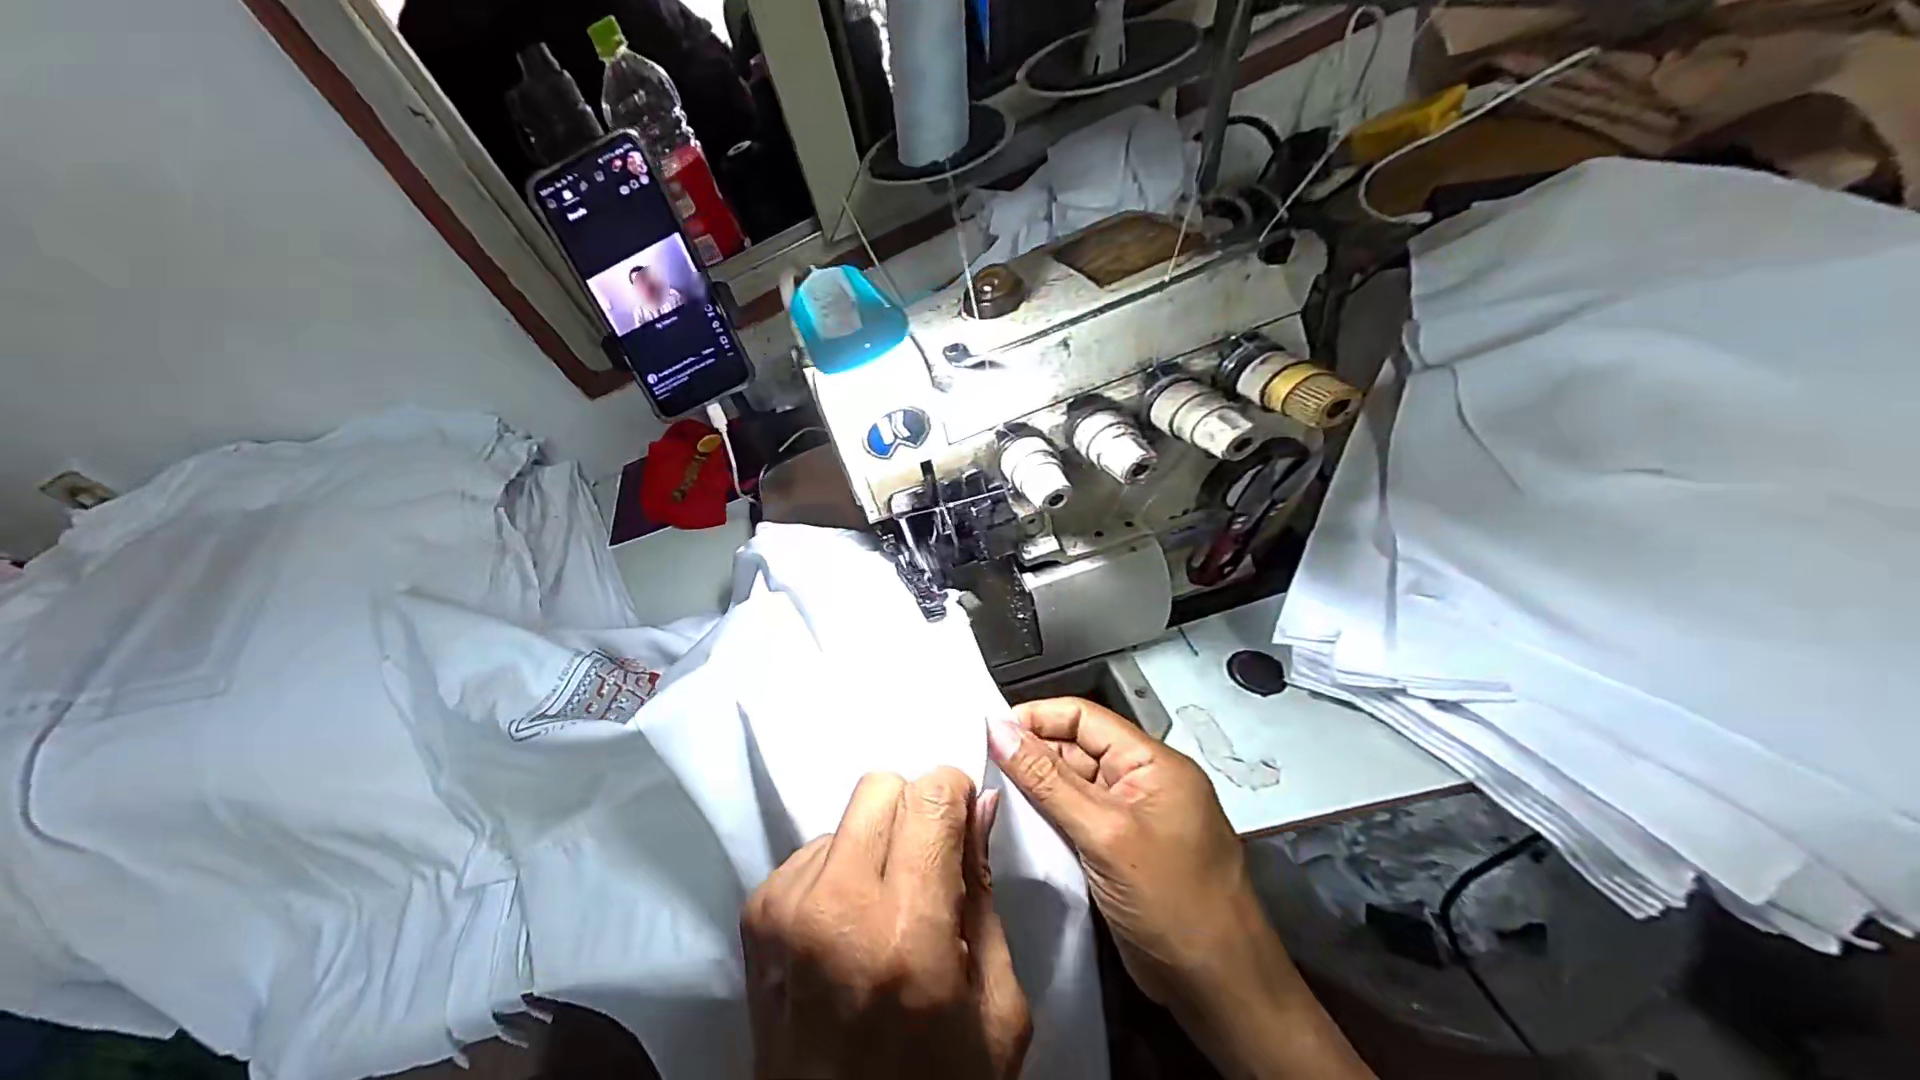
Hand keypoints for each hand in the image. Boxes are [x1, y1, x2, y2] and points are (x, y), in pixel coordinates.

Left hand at [741, 768, 1030, 1079]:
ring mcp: (785, 906)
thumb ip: (984, 892)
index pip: (929, 798)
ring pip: (849, 815)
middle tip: (928, 865)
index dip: (956, 795)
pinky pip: (816, 848)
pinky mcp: (757, 911)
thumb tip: (981, 805)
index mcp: (904, 934)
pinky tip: (849, 926)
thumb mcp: (995, 1008)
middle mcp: (834, 907)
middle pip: (880, 787)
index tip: (964, 819)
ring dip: (876, 843)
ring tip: (883, 910)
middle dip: (914, 811)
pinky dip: (841, 869)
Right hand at [986, 698, 1257, 1004]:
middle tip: (985, 765)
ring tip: (994, 792)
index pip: (1085, 717)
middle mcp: (1142, 782)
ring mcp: (1131, 817)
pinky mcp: (1120, 849)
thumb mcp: (1105, 835)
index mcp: (1152, 762)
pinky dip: (1049, 817)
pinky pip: (1076, 817)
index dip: (1037, 717)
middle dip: (1032, 752)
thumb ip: (1049, 780)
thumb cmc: (1179, 907)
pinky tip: (1020, 824)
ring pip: (1073, 783)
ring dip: (1037, 787)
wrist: (1218, 988)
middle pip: (1076, 747)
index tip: (993, 731)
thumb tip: (1003, 733)